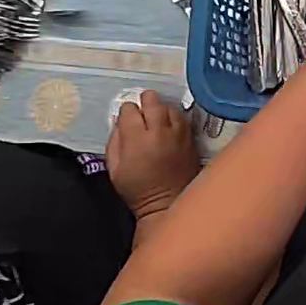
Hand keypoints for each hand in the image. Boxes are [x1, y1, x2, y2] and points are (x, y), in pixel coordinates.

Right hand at [107, 90, 200, 219]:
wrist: (166, 203)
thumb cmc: (137, 189)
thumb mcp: (114, 168)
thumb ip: (114, 140)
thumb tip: (120, 122)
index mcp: (137, 139)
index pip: (129, 109)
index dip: (126, 111)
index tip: (126, 119)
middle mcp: (159, 132)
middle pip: (152, 100)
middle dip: (144, 102)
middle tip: (142, 112)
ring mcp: (178, 134)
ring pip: (170, 107)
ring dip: (161, 110)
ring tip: (156, 120)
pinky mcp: (191, 139)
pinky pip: (183, 118)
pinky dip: (175, 118)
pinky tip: (169, 127)